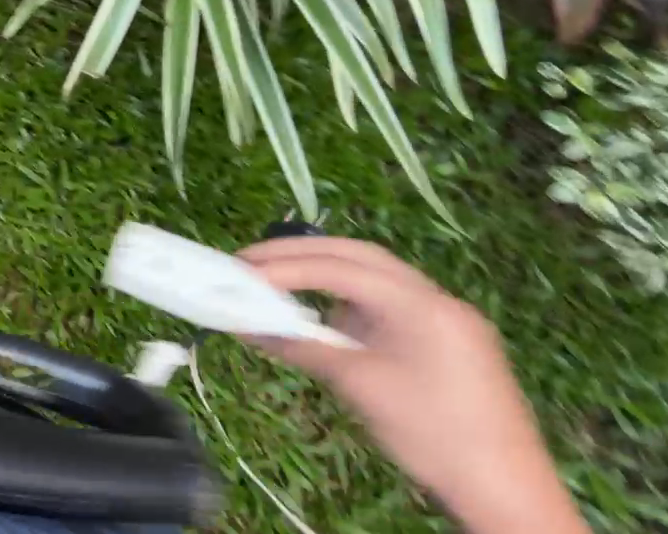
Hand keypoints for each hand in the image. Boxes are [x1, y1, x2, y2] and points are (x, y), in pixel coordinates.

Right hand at [239, 238, 587, 533]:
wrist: (509, 495)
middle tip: (247, 260)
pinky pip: (382, 299)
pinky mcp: (442, 337)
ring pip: (370, 272)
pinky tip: (314, 308)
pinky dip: (341, 295)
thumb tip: (242, 325)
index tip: (239, 273)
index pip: (339, 268)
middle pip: (356, 255)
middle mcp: (436, 300)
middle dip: (298, 253)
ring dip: (319, 269)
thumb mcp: (357, 385)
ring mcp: (443, 317)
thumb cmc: (432, 434)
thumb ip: (298, 346)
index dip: (284, 267)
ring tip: (271, 276)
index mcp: (423, 306)